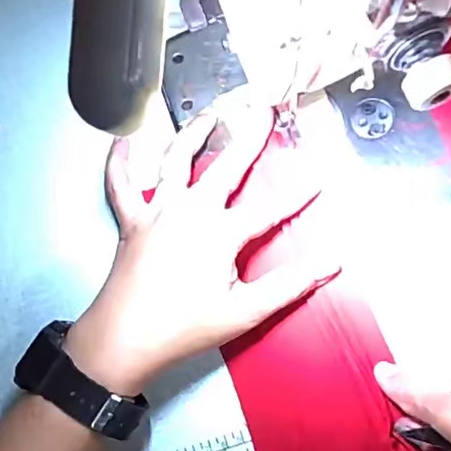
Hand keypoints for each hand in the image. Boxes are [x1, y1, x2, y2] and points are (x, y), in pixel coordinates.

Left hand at [66, 107, 340, 395]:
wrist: (124, 339)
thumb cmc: (182, 327)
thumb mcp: (246, 310)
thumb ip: (291, 284)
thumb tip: (330, 262)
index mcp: (220, 233)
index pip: (270, 208)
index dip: (298, 193)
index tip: (317, 177)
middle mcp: (189, 212)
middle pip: (226, 165)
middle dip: (250, 135)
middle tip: (263, 112)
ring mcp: (157, 212)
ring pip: (174, 160)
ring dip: (193, 133)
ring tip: (208, 115)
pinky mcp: (132, 222)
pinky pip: (122, 184)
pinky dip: (121, 161)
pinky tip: (123, 142)